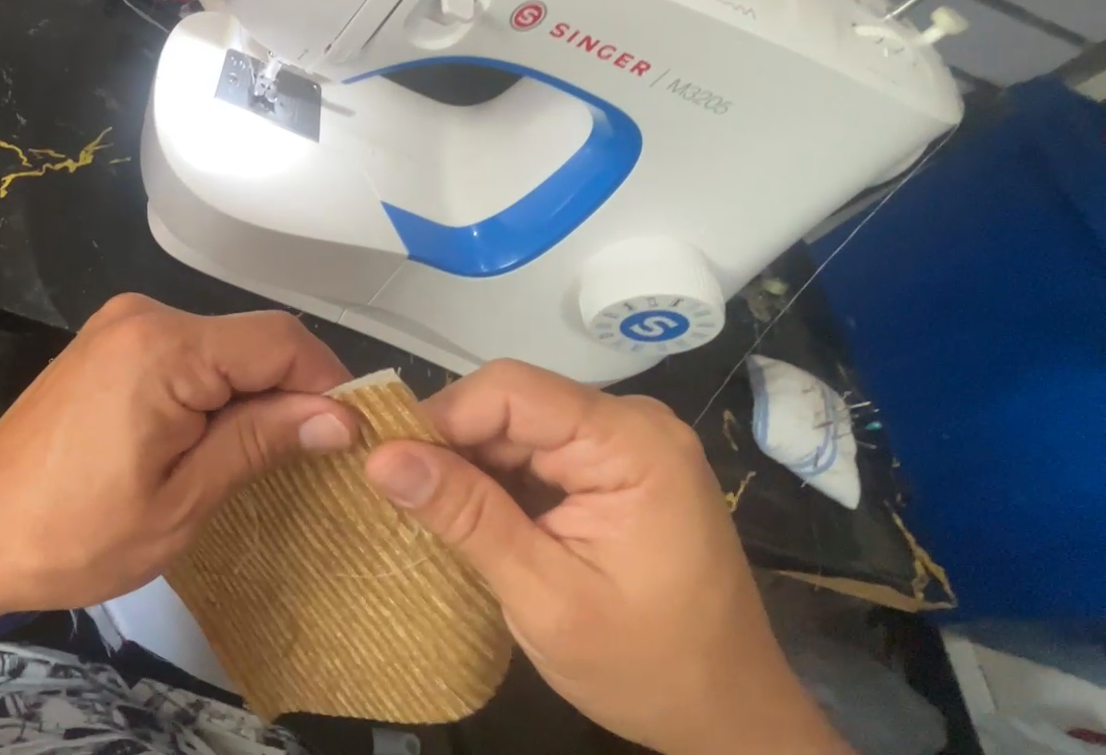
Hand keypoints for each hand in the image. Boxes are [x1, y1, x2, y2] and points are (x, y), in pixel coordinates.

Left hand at [0, 294, 358, 613]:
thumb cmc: (73, 533)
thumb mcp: (181, 501)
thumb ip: (259, 443)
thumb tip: (339, 416)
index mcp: (164, 348)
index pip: (280, 340)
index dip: (326, 383)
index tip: (349, 441)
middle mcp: (144, 316)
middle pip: (251, 339)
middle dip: (290, 392)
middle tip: (309, 462)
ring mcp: (122, 324)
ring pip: (223, 345)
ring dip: (253, 393)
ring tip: (264, 458)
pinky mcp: (110, 342)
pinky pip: (187, 351)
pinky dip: (215, 387)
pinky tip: (216, 436)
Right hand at [362, 361, 849, 754]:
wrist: (730, 720)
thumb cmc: (648, 667)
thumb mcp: (544, 597)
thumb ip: (465, 516)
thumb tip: (380, 458)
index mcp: (631, 442)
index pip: (508, 390)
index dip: (441, 419)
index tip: (392, 469)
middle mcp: (629, 422)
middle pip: (507, 403)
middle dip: (451, 448)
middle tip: (408, 504)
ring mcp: (622, 442)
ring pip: (510, 425)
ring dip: (468, 467)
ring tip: (439, 517)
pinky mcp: (609, 466)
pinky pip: (530, 449)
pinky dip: (493, 480)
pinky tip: (477, 520)